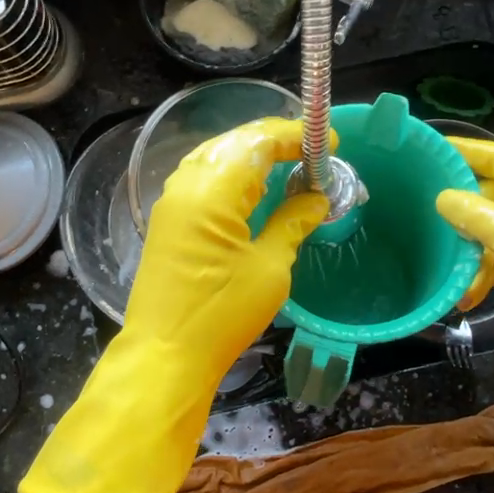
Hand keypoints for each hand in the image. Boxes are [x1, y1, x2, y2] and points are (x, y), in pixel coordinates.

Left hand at [19, 119, 327, 492]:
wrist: (166, 356)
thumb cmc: (222, 314)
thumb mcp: (270, 268)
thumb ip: (293, 223)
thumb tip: (316, 198)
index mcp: (211, 192)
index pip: (255, 143)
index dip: (293, 136)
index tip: (328, 143)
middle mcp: (186, 187)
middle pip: (232, 144)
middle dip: (273, 141)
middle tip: (311, 152)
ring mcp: (172, 204)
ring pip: (214, 159)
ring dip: (251, 156)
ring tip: (289, 164)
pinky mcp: (169, 223)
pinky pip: (202, 182)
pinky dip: (232, 176)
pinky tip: (256, 189)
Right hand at [435, 138, 493, 492]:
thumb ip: (478, 217)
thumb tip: (442, 198)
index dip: (468, 152)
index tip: (430, 149)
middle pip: (490, 195)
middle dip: (460, 208)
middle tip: (419, 206)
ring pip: (484, 231)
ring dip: (465, 249)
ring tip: (445, 262)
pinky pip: (489, 261)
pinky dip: (475, 275)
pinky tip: (463, 295)